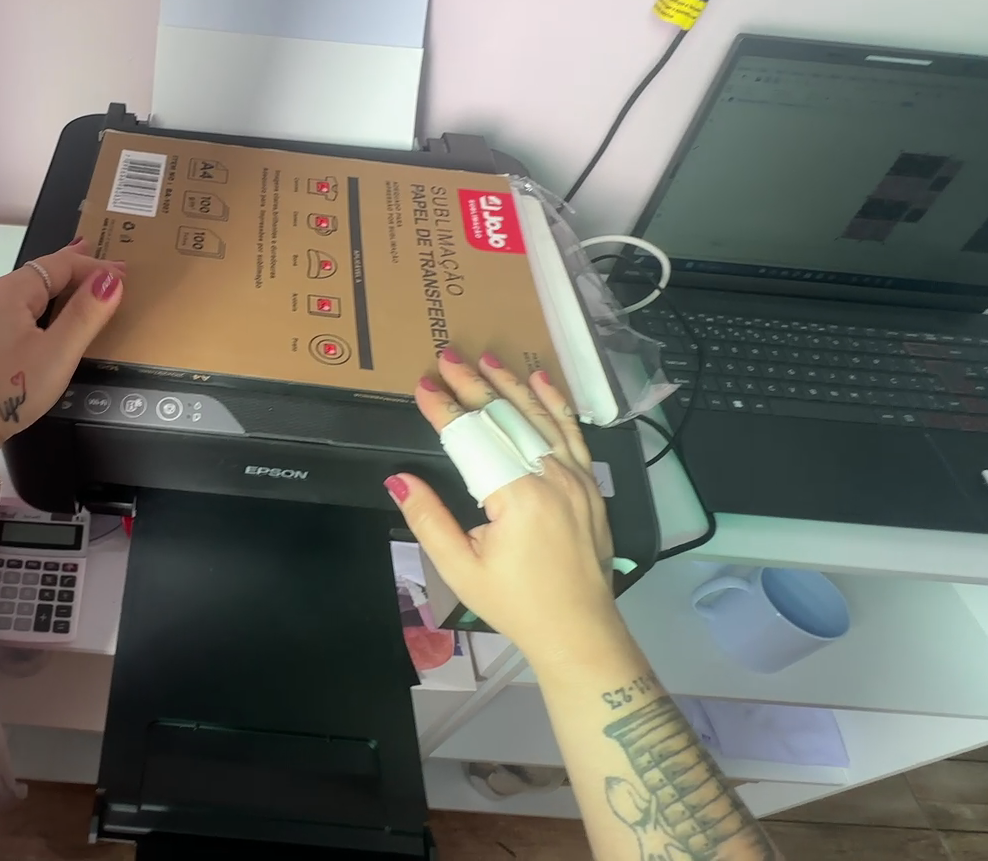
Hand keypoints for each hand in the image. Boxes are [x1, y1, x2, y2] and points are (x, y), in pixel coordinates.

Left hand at [0, 240, 124, 460]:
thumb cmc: (11, 387)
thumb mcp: (58, 351)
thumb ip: (86, 313)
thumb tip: (111, 278)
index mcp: (12, 291)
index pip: (59, 264)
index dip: (94, 267)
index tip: (125, 273)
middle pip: (42, 272)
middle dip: (78, 268)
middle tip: (110, 270)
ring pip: (31, 291)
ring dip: (62, 285)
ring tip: (86, 281)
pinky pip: (22, 308)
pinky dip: (47, 302)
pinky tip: (53, 312)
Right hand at [386, 350, 617, 655]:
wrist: (580, 631)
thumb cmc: (514, 602)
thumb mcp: (460, 568)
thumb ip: (428, 519)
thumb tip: (397, 480)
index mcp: (517, 497)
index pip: (472, 439)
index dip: (444, 410)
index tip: (423, 385)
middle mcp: (550, 478)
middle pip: (506, 419)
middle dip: (473, 385)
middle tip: (447, 356)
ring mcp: (576, 479)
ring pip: (539, 418)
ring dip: (510, 384)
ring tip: (486, 356)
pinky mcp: (589, 485)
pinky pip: (573, 433)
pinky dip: (557, 404)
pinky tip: (541, 380)